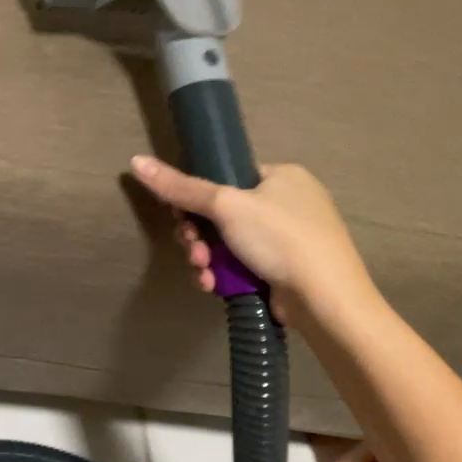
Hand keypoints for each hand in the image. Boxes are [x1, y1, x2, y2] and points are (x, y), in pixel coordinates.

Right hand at [129, 156, 378, 320]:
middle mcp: (287, 202)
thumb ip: (180, 186)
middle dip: (197, 235)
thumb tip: (135, 161)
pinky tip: (213, 285)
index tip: (180, 215)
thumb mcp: (225, 206)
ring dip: (205, 257)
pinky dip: (222, 273)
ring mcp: (287, 238)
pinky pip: (241, 264)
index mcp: (282, 176)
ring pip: (226, 242)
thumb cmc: (280, 239)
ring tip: (203, 272)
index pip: (227, 176)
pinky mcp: (283, 269)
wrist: (326, 300)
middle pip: (221, 213)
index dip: (196, 195)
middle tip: (191, 249)